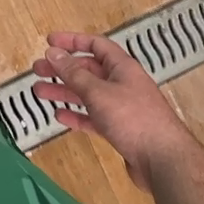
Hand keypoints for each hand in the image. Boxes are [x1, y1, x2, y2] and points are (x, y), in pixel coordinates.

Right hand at [31, 32, 196, 191]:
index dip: (72, 41)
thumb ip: (73, 73)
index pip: (96, 45)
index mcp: (122, 68)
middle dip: (62, 69)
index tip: (49, 42)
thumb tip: (53, 53)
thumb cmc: (133, 118)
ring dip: (64, 91)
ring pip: (88, 94)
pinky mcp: (121, 130)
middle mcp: (123, 84)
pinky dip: (77, 115)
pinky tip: (60, 116)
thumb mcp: (98, 91)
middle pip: (88, 70)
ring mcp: (122, 108)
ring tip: (39, 92)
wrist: (165, 162)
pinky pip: (94, 117)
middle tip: (37, 70)